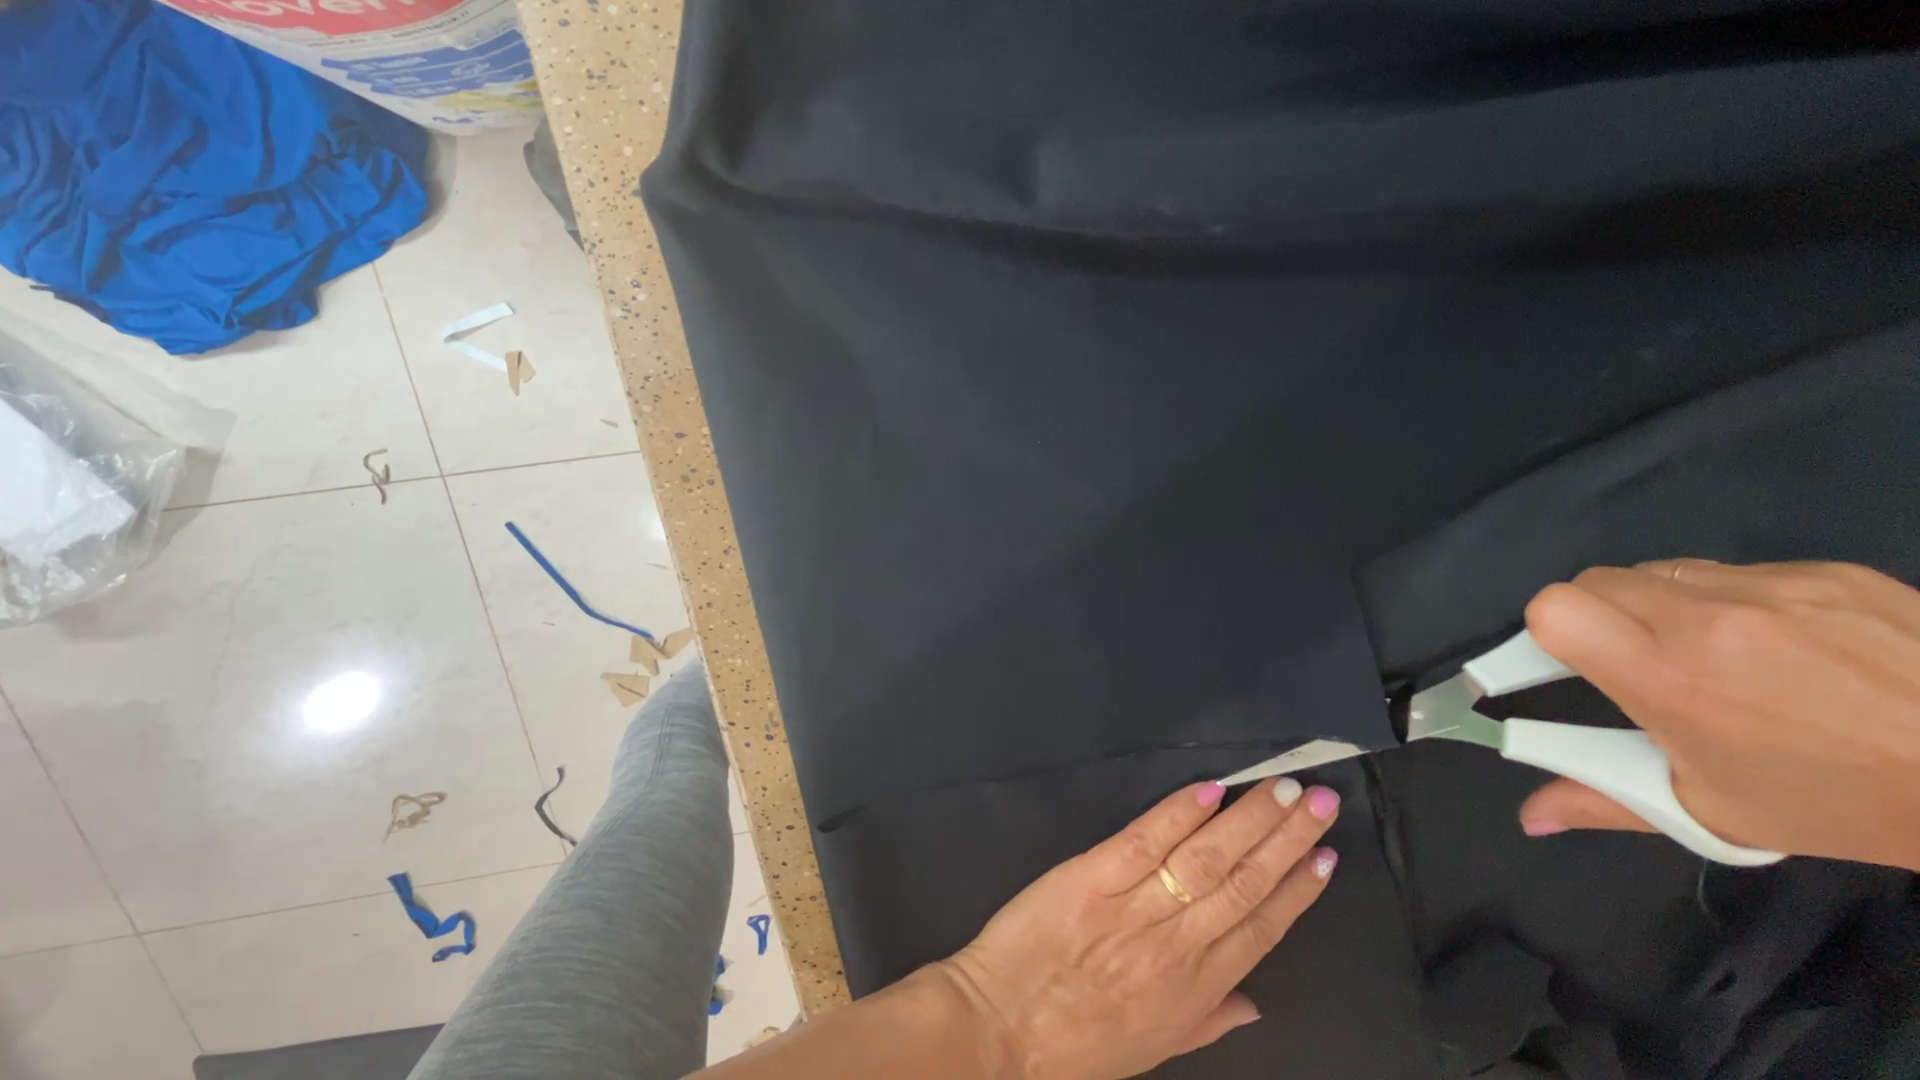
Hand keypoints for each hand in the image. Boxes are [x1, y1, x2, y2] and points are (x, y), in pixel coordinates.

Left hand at [927, 776, 1341, 1079]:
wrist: (997, 1032)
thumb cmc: (1072, 1046)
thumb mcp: (1152, 1049)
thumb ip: (1207, 1022)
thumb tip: (1254, 1005)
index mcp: (1194, 989)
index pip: (1261, 929)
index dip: (1297, 890)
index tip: (1326, 856)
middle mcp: (1175, 945)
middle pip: (1245, 884)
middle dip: (1287, 840)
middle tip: (1322, 802)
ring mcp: (1133, 908)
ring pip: (1206, 857)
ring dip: (1250, 820)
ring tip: (1285, 789)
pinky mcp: (1090, 878)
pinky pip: (1144, 841)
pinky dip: (1178, 814)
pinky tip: (1210, 791)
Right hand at [1519, 559, 1919, 870]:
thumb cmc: (1842, 803)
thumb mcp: (1713, 811)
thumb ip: (1603, 799)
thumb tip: (1529, 816)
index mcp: (1669, 680)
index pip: (1554, 610)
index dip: (1547, 633)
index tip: (1570, 664)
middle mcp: (1707, 618)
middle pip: (1594, 581)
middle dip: (1595, 616)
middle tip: (1633, 663)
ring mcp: (1771, 586)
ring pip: (1661, 571)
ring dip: (1659, 605)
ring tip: (1714, 654)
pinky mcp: (1825, 571)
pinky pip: (1738, 571)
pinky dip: (1735, 602)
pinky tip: (1786, 646)